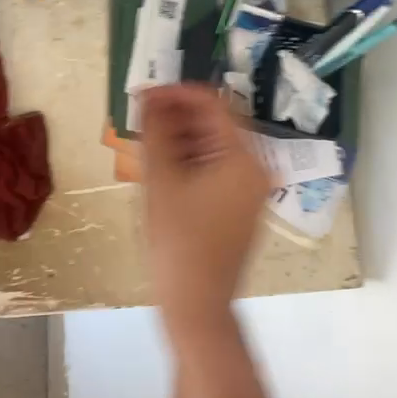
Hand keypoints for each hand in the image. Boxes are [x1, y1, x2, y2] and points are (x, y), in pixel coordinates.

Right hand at [140, 85, 274, 331]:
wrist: (196, 304)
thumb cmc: (177, 240)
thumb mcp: (161, 178)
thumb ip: (156, 129)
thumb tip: (150, 95)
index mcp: (246, 159)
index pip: (214, 105)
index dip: (177, 93)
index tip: (143, 94)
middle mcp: (257, 170)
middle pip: (215, 125)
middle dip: (177, 116)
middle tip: (139, 118)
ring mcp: (251, 191)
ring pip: (213, 147)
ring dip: (180, 138)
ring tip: (145, 143)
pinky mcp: (240, 208)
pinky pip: (215, 169)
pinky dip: (190, 161)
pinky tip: (162, 168)